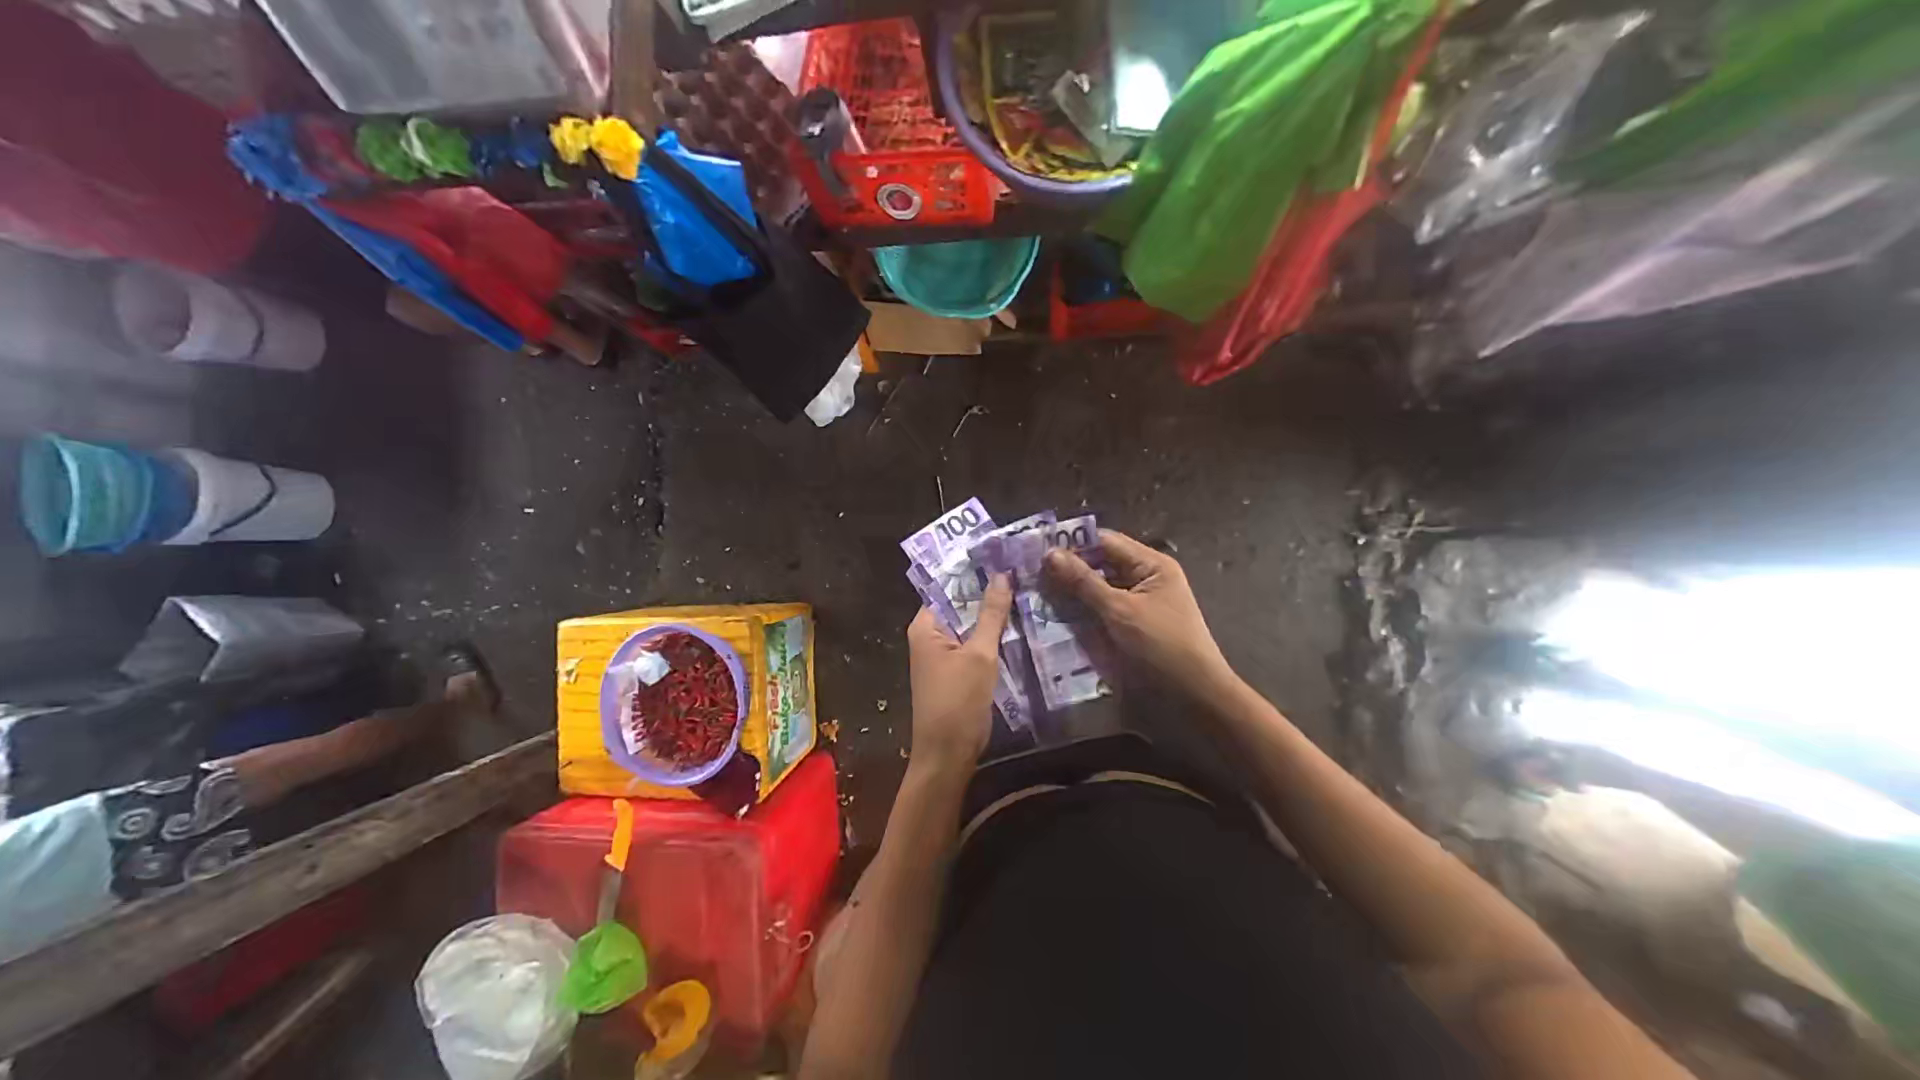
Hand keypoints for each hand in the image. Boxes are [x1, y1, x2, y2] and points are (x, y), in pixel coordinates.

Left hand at [906, 574, 1012, 771]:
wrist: (947, 756)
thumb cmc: (958, 703)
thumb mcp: (980, 655)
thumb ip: (991, 614)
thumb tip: (1002, 575)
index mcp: (925, 625)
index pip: (948, 584)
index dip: (973, 569)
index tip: (1003, 553)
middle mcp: (928, 635)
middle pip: (959, 603)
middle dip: (987, 590)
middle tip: (1022, 569)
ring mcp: (941, 653)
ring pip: (969, 624)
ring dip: (992, 613)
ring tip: (1026, 589)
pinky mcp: (954, 670)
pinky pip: (973, 643)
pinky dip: (991, 635)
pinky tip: (1017, 624)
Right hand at [1043, 530, 1234, 699]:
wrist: (1194, 699)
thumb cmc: (1162, 647)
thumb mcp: (1120, 611)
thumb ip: (1083, 582)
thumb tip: (1049, 554)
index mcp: (1151, 565)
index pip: (1104, 542)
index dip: (1071, 544)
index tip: (1034, 550)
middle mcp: (1144, 581)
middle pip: (1098, 566)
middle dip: (1066, 572)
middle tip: (1026, 576)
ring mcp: (1136, 607)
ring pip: (1095, 592)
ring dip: (1069, 596)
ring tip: (1031, 597)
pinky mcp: (1128, 631)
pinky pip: (1098, 615)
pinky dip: (1079, 616)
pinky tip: (1051, 621)